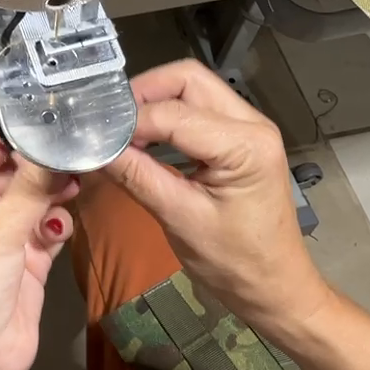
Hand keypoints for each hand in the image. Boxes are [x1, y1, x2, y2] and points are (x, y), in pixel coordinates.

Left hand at [0, 131, 76, 369]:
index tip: (32, 142)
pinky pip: (47, 228)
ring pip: (32, 199)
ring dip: (52, 193)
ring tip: (75, 188)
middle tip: (69, 162)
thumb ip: (30, 190)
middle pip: (8, 172)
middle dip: (36, 167)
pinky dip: (58, 223)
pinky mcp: (28, 260)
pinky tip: (64, 227)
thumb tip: (57, 150)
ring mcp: (3, 236)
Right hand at [96, 59, 332, 341]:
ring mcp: (248, 127)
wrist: (276, 291)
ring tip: (122, 130)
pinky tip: (144, 139)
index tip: (95, 138)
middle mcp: (252, 123)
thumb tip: (93, 148)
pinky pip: (197, 107)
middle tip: (109, 121)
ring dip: (154, 101)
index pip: (172, 114)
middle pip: (187, 78)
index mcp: (245, 144)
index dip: (129, 122)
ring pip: (191, 87)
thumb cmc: (235, 264)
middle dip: (143, 92)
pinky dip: (167, 114)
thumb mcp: (180, 220)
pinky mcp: (239, 138)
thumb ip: (136, 176)